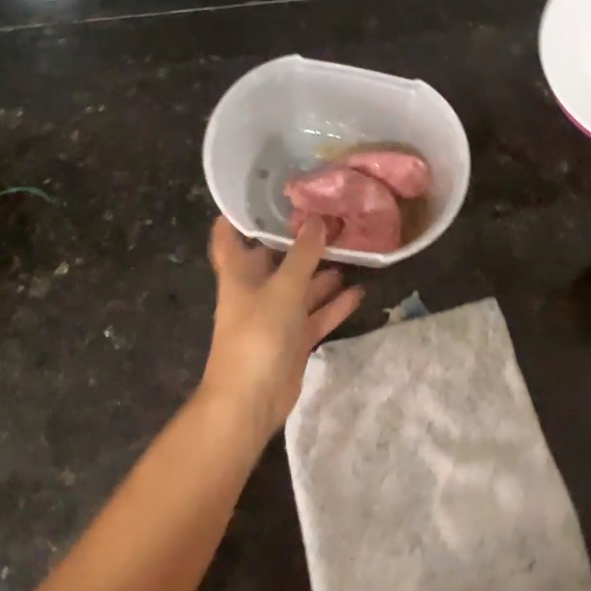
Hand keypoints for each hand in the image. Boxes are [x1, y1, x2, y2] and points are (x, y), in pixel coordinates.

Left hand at [200, 216, 364, 441]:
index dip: (239, 213)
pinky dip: (335, 305)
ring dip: (323, 272)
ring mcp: (276, 316)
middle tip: (330, 214)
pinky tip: (360, 290)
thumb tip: (317, 220)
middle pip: (276, 258)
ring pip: (301, 287)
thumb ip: (304, 254)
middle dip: (300, 240)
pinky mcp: (294, 340)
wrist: (250, 400)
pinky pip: (316, 315)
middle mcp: (256, 290)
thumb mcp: (284, 287)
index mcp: (239, 273)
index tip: (262, 190)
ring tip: (353, 248)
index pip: (230, 235)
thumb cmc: (258, 333)